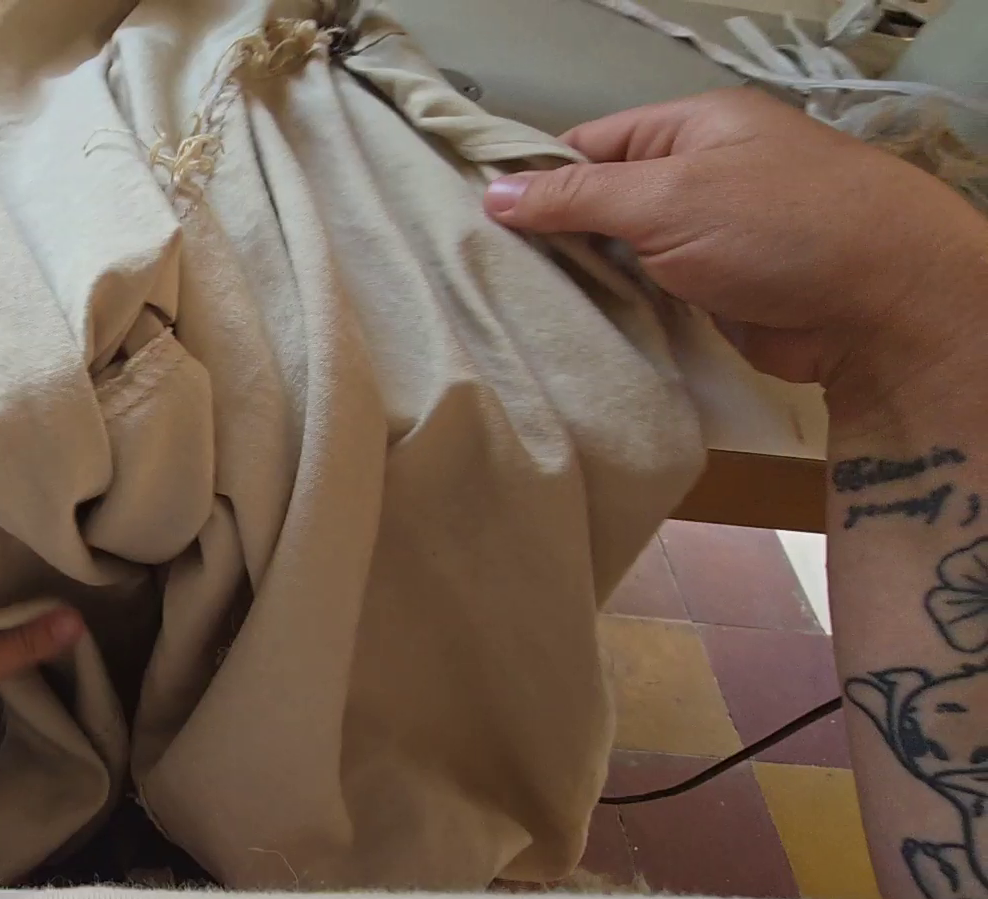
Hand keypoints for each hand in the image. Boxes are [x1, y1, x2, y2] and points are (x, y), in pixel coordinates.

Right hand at [482, 88, 987, 427]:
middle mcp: (691, 172)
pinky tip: (553, 312)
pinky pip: (625, 280)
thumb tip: (493, 193)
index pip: (586, 143)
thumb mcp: (669, 198)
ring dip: (565, 268)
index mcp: (691, 128)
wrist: (880, 309)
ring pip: (604, 244)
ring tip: (504, 292)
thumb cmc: (781, 231)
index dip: (532, 176)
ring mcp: (693, 229)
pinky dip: (592, 295)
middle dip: (542, 229)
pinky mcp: (693, 280)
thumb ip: (576, 196)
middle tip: (481, 264)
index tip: (476, 218)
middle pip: (590, 196)